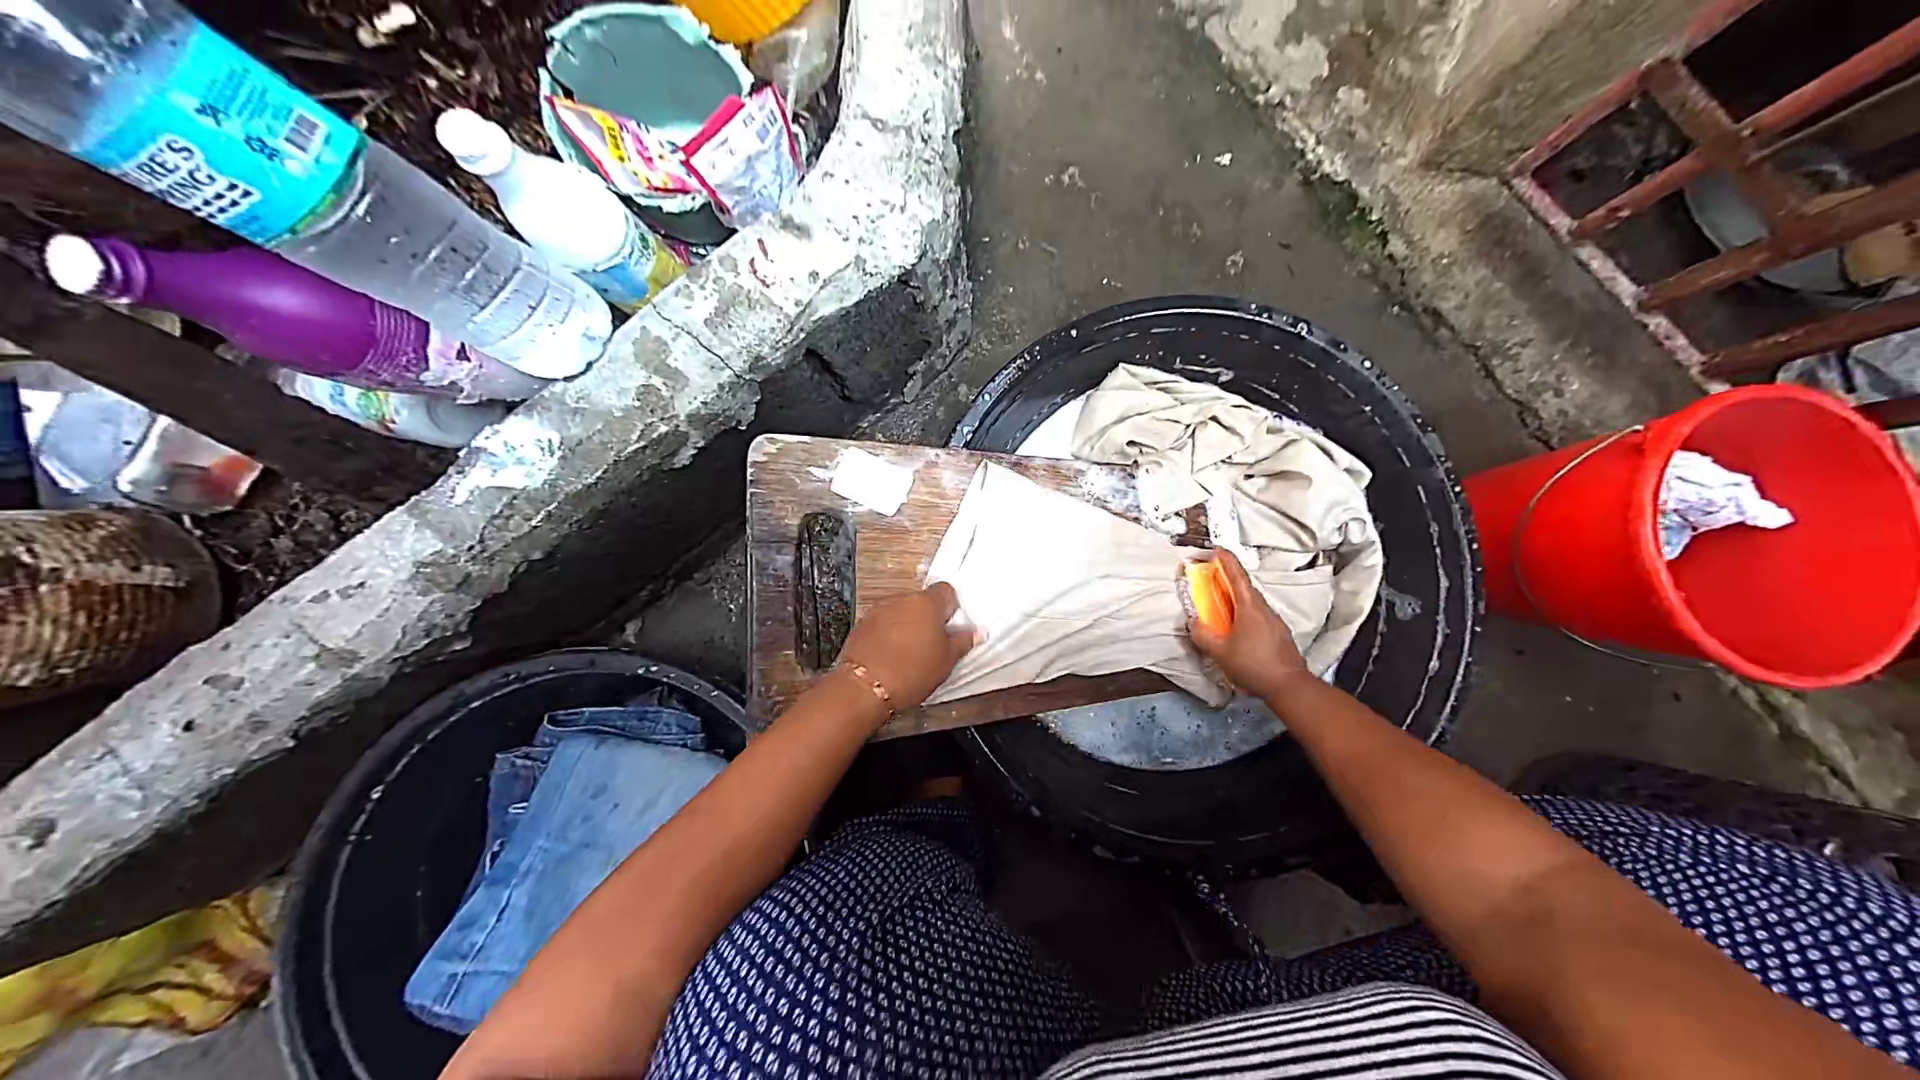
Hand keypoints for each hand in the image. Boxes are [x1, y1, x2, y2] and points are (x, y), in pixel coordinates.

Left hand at [836, 582, 977, 710]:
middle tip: (934, 645)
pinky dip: (888, 635)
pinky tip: (891, 657)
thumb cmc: (912, 671)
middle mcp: (902, 599)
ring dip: (907, 626)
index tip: (952, 627)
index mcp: (927, 603)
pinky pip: (882, 624)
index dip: (951, 608)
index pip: (946, 591)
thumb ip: (963, 641)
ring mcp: (879, 610)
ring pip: (901, 612)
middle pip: (922, 601)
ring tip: (910, 655)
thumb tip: (976, 632)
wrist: (865, 687)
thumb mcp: (946, 660)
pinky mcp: (861, 625)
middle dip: (928, 619)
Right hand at [1187, 549, 1311, 700]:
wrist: (1288, 686)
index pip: (1238, 576)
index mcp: (1249, 607)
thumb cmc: (1253, 664)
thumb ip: (1202, 634)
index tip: (1217, 550)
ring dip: (1237, 599)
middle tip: (1213, 579)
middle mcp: (1264, 609)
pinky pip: (1258, 615)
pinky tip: (1237, 627)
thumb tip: (1193, 621)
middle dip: (1229, 580)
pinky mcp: (1278, 634)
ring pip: (1252, 603)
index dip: (1227, 561)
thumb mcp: (1219, 651)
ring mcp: (1274, 621)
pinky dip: (1244, 613)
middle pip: (1245, 588)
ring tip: (1222, 605)